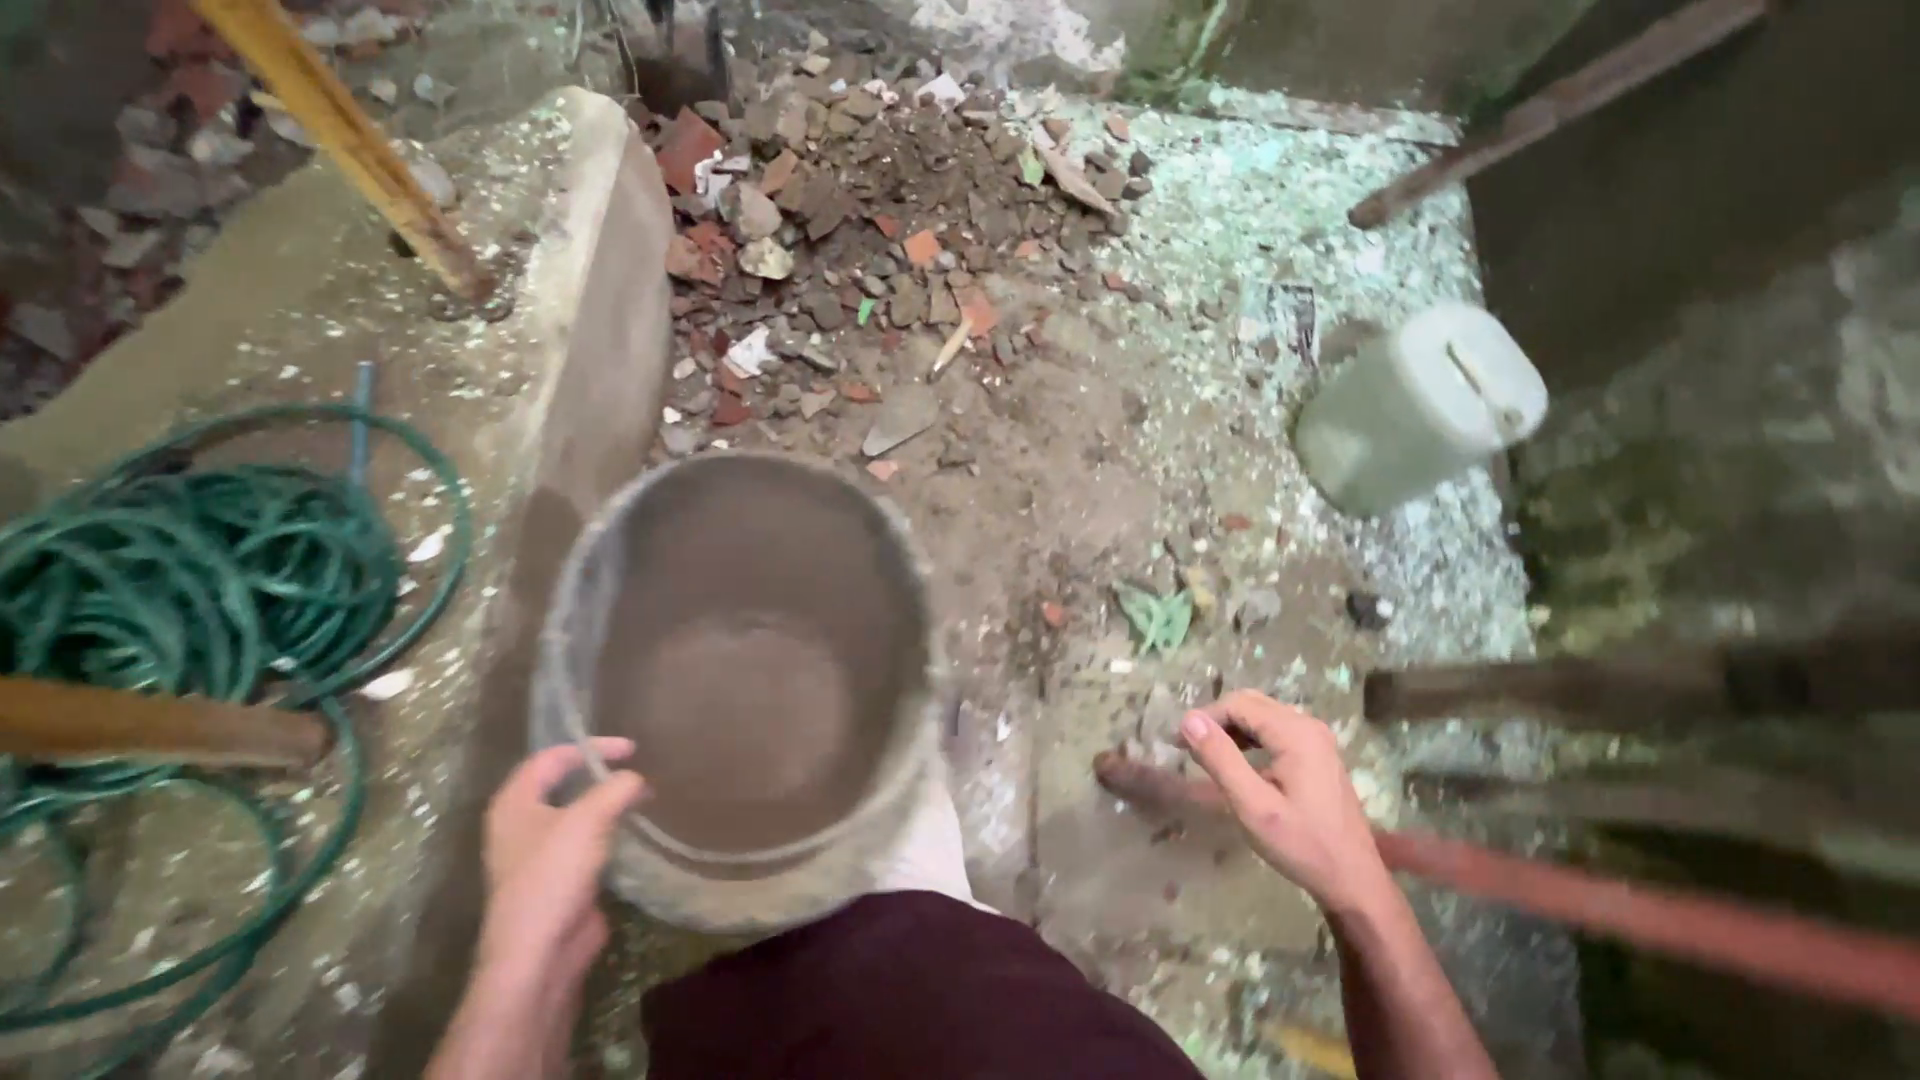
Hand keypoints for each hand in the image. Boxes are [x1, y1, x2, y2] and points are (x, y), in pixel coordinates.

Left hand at [427, 740, 643, 1079]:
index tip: (632, 750)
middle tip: (636, 771)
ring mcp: (537, 854)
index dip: (591, 747)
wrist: (539, 952)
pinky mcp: (558, 879)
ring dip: (606, 804)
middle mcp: (520, 824)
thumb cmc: (553, 875)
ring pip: (575, 815)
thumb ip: (616, 788)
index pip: (551, 757)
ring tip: (640, 799)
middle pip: (562, 784)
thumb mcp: (589, 819)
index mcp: (514, 803)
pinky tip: (633, 834)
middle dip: (599, 774)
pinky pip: (586, 843)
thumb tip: (637, 780)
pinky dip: (609, 832)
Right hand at [1180, 691, 1393, 915]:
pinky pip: (1276, 732)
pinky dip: (1250, 739)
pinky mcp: (1318, 755)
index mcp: (1296, 733)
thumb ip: (1220, 759)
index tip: (1178, 744)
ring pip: (1263, 716)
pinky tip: (1237, 762)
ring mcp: (1317, 740)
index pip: (1238, 705)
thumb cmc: (1301, 845)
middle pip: (1251, 704)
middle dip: (1216, 720)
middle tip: (1189, 748)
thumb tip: (1189, 719)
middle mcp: (1309, 726)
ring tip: (1206, 755)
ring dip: (1231, 729)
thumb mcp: (1252, 805)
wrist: (1353, 879)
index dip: (1204, 718)